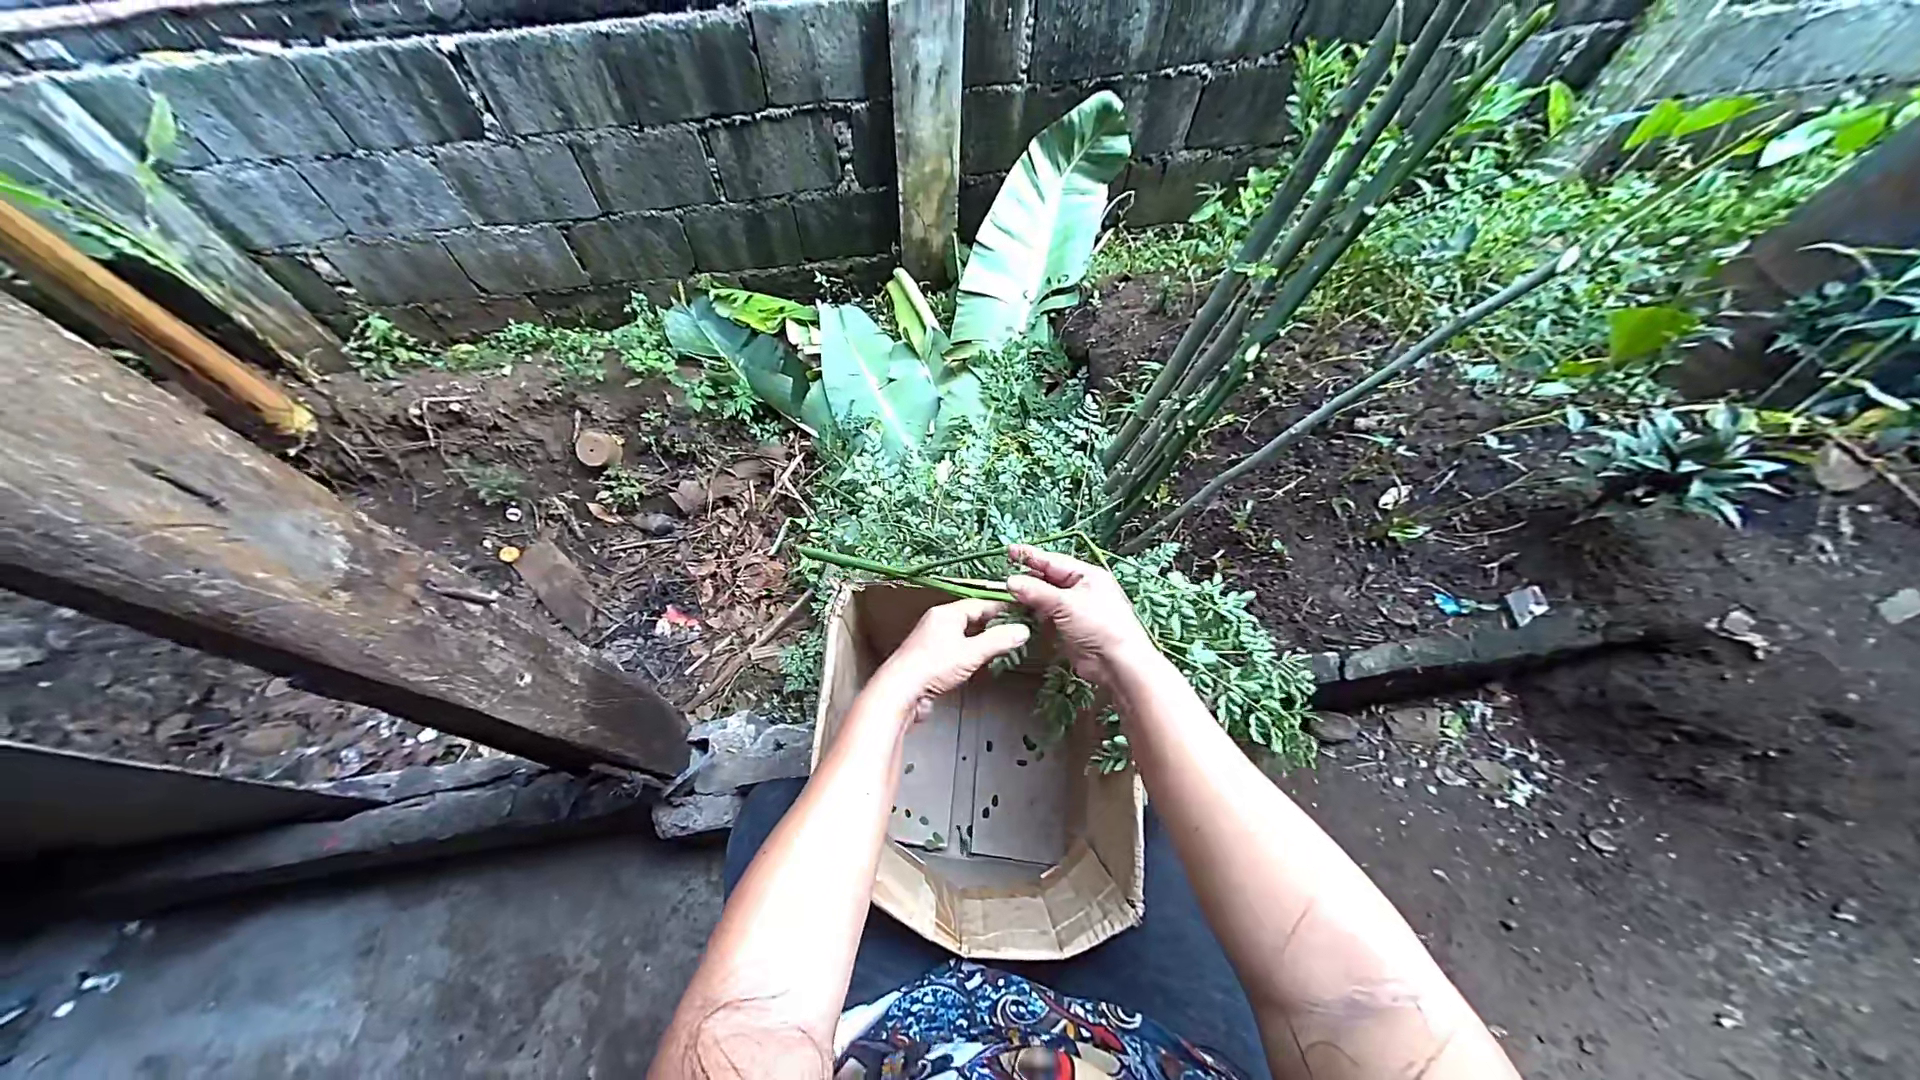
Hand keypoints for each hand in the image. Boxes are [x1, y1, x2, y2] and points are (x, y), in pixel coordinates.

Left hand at [870, 598, 1030, 713]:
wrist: (900, 691)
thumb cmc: (931, 667)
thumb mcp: (971, 652)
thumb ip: (998, 640)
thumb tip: (1022, 630)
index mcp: (947, 613)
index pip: (981, 603)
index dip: (1002, 608)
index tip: (1022, 613)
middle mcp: (938, 622)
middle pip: (972, 618)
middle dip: (994, 624)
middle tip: (1016, 630)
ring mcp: (932, 640)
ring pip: (964, 634)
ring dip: (983, 639)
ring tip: (1003, 645)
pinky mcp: (930, 658)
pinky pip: (956, 648)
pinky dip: (971, 652)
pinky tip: (980, 661)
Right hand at [1005, 546, 1156, 687]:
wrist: (1117, 663)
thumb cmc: (1099, 625)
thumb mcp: (1066, 604)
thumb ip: (1036, 592)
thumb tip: (1011, 582)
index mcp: (1087, 575)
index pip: (1053, 562)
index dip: (1031, 556)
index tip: (1010, 551)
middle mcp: (1081, 589)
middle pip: (1047, 580)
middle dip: (1027, 580)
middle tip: (1003, 581)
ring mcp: (1075, 609)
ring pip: (1045, 599)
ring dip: (1028, 599)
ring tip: (1006, 598)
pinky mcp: (1069, 628)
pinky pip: (1046, 617)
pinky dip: (1034, 615)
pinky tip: (1019, 615)